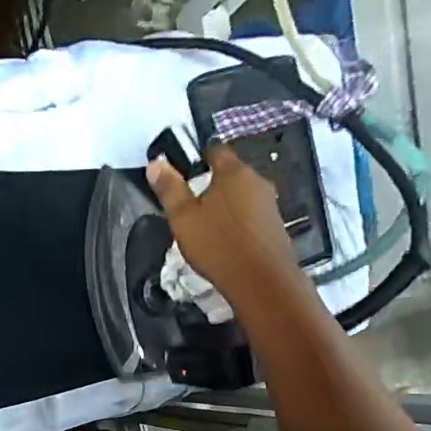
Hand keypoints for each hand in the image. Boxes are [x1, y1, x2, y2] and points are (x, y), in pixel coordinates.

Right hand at [147, 146, 303, 301]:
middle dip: (211, 184)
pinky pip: (251, 214)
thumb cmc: (217, 244)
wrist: (261, 281)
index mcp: (233, 172)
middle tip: (190, 206)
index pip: (215, 150)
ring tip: (206, 226)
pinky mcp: (275, 224)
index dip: (198, 158)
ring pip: (241, 195)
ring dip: (225, 205)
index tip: (183, 174)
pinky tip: (226, 240)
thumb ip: (170, 189)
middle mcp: (256, 180)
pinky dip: (238, 221)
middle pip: (230, 173)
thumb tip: (156, 163)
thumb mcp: (183, 218)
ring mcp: (270, 203)